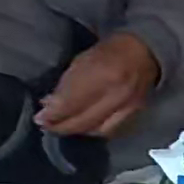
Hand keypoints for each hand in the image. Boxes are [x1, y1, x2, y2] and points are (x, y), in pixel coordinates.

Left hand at [35, 31, 159, 136]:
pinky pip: (113, 130)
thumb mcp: (82, 61)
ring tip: (66, 127)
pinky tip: (87, 127)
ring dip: (79, 131)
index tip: (39, 119)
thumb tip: (50, 105)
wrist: (144, 54)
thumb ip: (67, 84)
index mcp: (101, 76)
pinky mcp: (136, 114)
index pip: (71, 104)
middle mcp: (116, 96)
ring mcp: (128, 107)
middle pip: (84, 121)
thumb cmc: (108, 52)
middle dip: (62, 126)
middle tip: (47, 126)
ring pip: (99, 130)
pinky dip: (96, 131)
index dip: (53, 114)